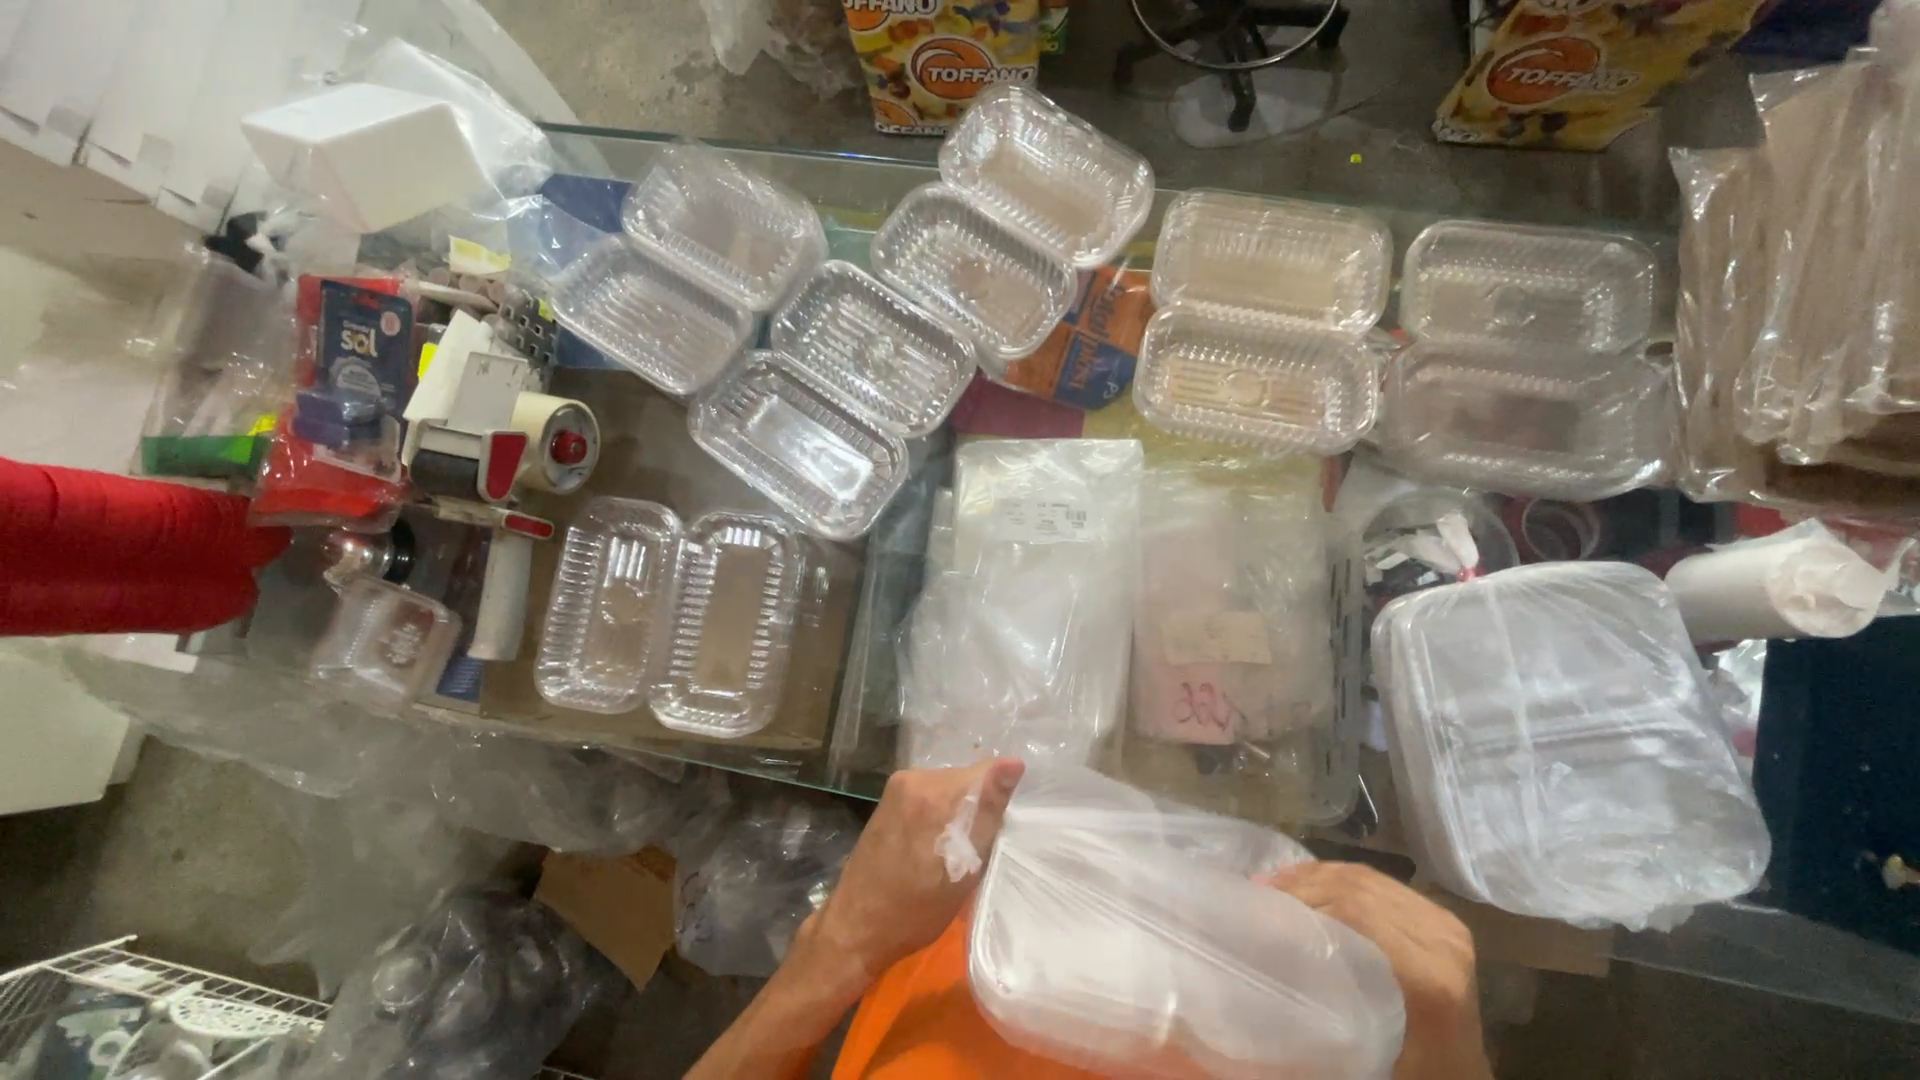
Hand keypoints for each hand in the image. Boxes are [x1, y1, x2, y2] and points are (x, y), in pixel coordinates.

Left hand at [804, 759, 1025, 983]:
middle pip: (966, 779)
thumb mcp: (966, 867)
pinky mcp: (887, 800)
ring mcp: (897, 787)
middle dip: (976, 807)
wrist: (857, 927)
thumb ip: (989, 810)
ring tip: (952, 851)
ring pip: (947, 789)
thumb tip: (1014, 762)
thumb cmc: (917, 907)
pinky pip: (928, 797)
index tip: (996, 830)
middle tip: (973, 849)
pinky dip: (936, 816)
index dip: (998, 799)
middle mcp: (915, 777)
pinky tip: (932, 846)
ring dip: (956, 813)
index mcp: (936, 790)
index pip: (988, 772)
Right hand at [1267, 862, 1491, 1079]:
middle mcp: (1442, 940)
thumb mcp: (1367, 1047)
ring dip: (1315, 876)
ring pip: (1366, 878)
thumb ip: (1326, 1000)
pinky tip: (1307, 882)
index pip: (1357, 912)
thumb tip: (1263, 957)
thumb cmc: (1410, 1068)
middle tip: (1259, 892)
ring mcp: (1444, 924)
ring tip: (1274, 884)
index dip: (1305, 900)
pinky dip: (1337, 876)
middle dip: (1302, 884)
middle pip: (1359, 888)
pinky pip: (1380, 881)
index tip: (1263, 908)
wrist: (1459, 1075)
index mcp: (1429, 977)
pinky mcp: (1439, 917)